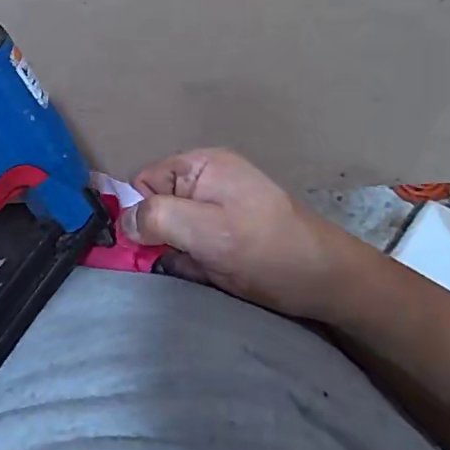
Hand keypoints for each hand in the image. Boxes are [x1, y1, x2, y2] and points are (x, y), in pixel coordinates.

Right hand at [123, 148, 360, 319]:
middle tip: (177, 257)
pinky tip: (205, 272)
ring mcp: (213, 210)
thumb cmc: (267, 249)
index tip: (146, 240)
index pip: (144, 180)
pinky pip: (185, 246)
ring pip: (167, 230)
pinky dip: (188, 262)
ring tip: (198, 266)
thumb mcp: (207, 230)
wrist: (326, 282)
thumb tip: (123, 221)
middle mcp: (203, 183)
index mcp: (200, 167)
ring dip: (174, 252)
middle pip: (153, 205)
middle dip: (157, 235)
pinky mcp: (221, 235)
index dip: (139, 210)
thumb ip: (158, 217)